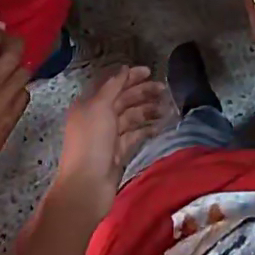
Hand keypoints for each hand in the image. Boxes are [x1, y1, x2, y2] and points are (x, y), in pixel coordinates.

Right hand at [0, 26, 32, 203]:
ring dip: (19, 65)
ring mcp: (3, 106)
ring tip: (13, 63)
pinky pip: (25, 96)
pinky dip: (21, 88)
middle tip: (10, 39)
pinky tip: (13, 88)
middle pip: (13, 56)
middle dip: (14, 42)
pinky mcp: (11, 120)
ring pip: (23, 74)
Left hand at [46, 66, 171, 221]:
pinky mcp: (119, 151)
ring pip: (131, 117)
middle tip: (164, 89)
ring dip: (148, 110)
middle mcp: (98, 117)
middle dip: (143, 93)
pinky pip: (135, 135)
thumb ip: (113, 86)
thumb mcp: (99, 107)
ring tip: (167, 108)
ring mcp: (109, 135)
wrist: (87, 186)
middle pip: (123, 99)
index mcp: (89, 104)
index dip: (129, 77)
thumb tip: (124, 68)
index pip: (112, 84)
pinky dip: (147, 129)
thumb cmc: (91, 142)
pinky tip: (161, 125)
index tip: (149, 72)